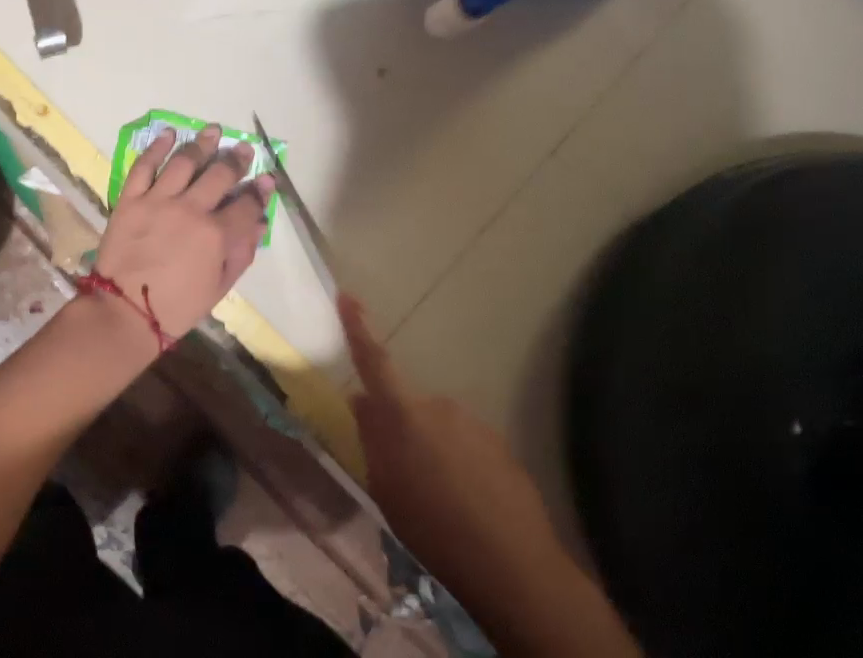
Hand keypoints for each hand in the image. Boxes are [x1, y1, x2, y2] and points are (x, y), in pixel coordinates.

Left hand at [92, 126, 275, 340]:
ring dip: (202, 144)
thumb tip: (258, 224)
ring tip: (212, 131)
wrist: (125, 311)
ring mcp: (158, 200)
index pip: (246, 204)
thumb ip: (241, 253)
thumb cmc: (177, 307)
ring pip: (184, 162)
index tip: (266, 179)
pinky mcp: (131, 199)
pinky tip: (169, 135)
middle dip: (236, 160)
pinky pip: (144, 166)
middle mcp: (191, 209)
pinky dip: (157, 148)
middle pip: (219, 175)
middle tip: (243, 149)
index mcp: (216, 234)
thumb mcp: (219, 287)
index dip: (260, 191)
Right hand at [337, 294, 574, 613]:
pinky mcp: (503, 450)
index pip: (375, 362)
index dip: (360, 329)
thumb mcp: (385, 487)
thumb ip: (372, 438)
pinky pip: (467, 448)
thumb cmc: (432, 527)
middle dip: (402, 431)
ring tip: (436, 500)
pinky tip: (465, 505)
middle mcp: (442, 408)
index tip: (348, 295)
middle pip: (409, 408)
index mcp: (405, 415)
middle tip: (401, 475)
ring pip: (440, 430)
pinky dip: (460, 468)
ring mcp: (477, 427)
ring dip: (433, 452)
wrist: (513, 566)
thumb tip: (362, 402)